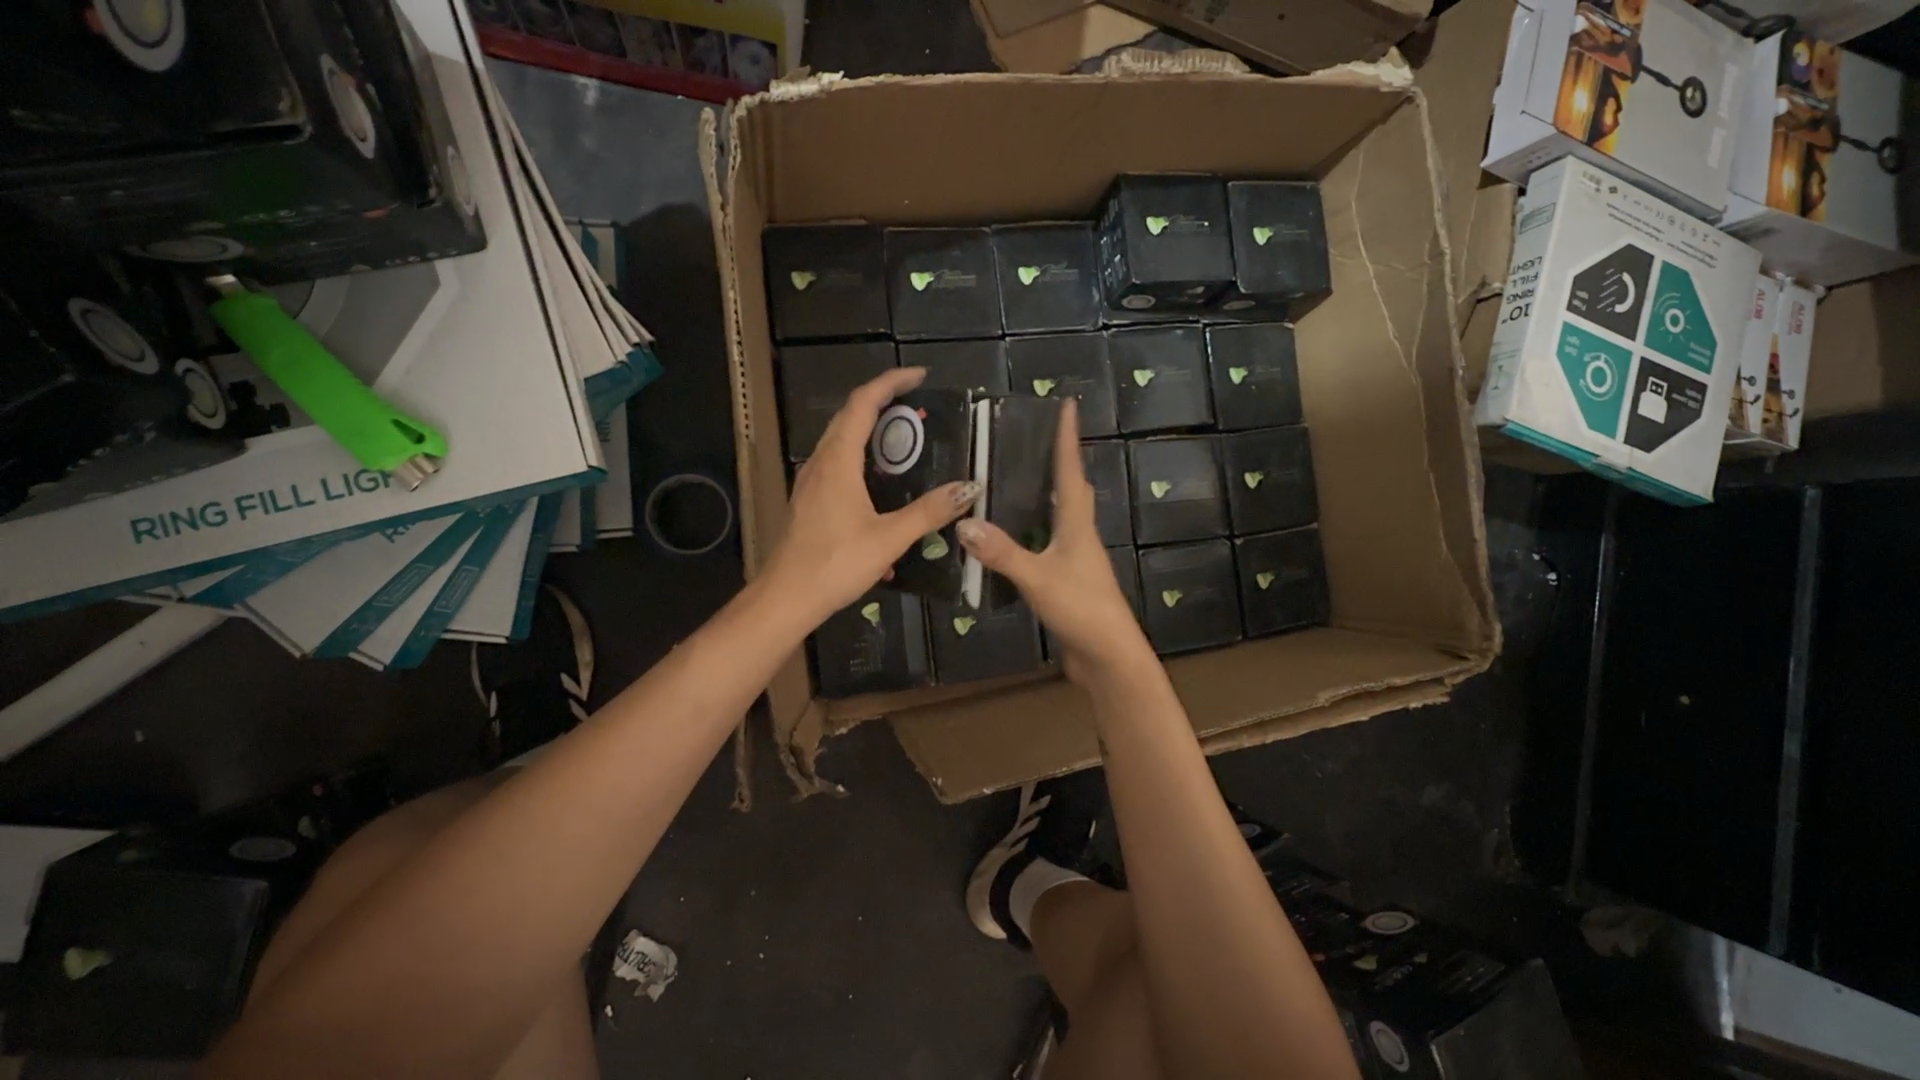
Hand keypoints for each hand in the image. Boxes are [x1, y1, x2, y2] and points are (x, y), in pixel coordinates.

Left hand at [759, 367, 980, 626]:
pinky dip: (860, 454)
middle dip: (883, 403)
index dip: (891, 382)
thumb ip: (929, 511)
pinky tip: (879, 479)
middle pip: (849, 416)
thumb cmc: (836, 563)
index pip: (863, 403)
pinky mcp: (809, 500)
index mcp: (838, 460)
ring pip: (840, 439)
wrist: (786, 598)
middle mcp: (820, 462)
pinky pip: (836, 461)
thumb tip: (969, 488)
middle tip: (918, 406)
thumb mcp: (889, 538)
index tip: (919, 376)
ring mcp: (811, 481)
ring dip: (870, 429)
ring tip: (905, 438)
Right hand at [956, 400, 1152, 684]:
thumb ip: (1001, 553)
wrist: (1108, 656)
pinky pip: (1047, 546)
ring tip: (1016, 481)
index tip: (1067, 405)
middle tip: (1033, 440)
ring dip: (1044, 497)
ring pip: (1060, 519)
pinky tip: (1012, 538)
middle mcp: (1079, 537)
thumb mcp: (1038, 579)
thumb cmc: (1082, 609)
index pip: (1071, 472)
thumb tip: (963, 522)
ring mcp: (1076, 561)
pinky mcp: (1068, 583)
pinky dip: (1032, 533)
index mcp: (1077, 526)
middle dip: (1057, 463)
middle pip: (1070, 491)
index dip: (1067, 439)